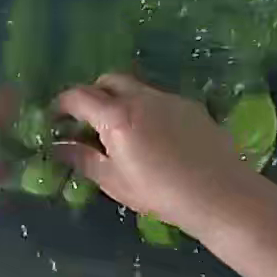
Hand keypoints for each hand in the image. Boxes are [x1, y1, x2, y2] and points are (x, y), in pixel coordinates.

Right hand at [53, 74, 268, 232]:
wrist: (222, 196)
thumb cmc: (159, 192)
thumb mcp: (112, 180)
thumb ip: (81, 158)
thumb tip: (58, 147)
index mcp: (116, 116)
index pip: (77, 96)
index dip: (60, 105)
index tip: (54, 119)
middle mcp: (140, 98)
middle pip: (107, 80)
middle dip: (91, 94)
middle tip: (86, 120)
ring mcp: (168, 99)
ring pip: (134, 87)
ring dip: (118, 100)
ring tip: (119, 129)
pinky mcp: (190, 107)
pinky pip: (157, 99)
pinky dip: (144, 108)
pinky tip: (151, 136)